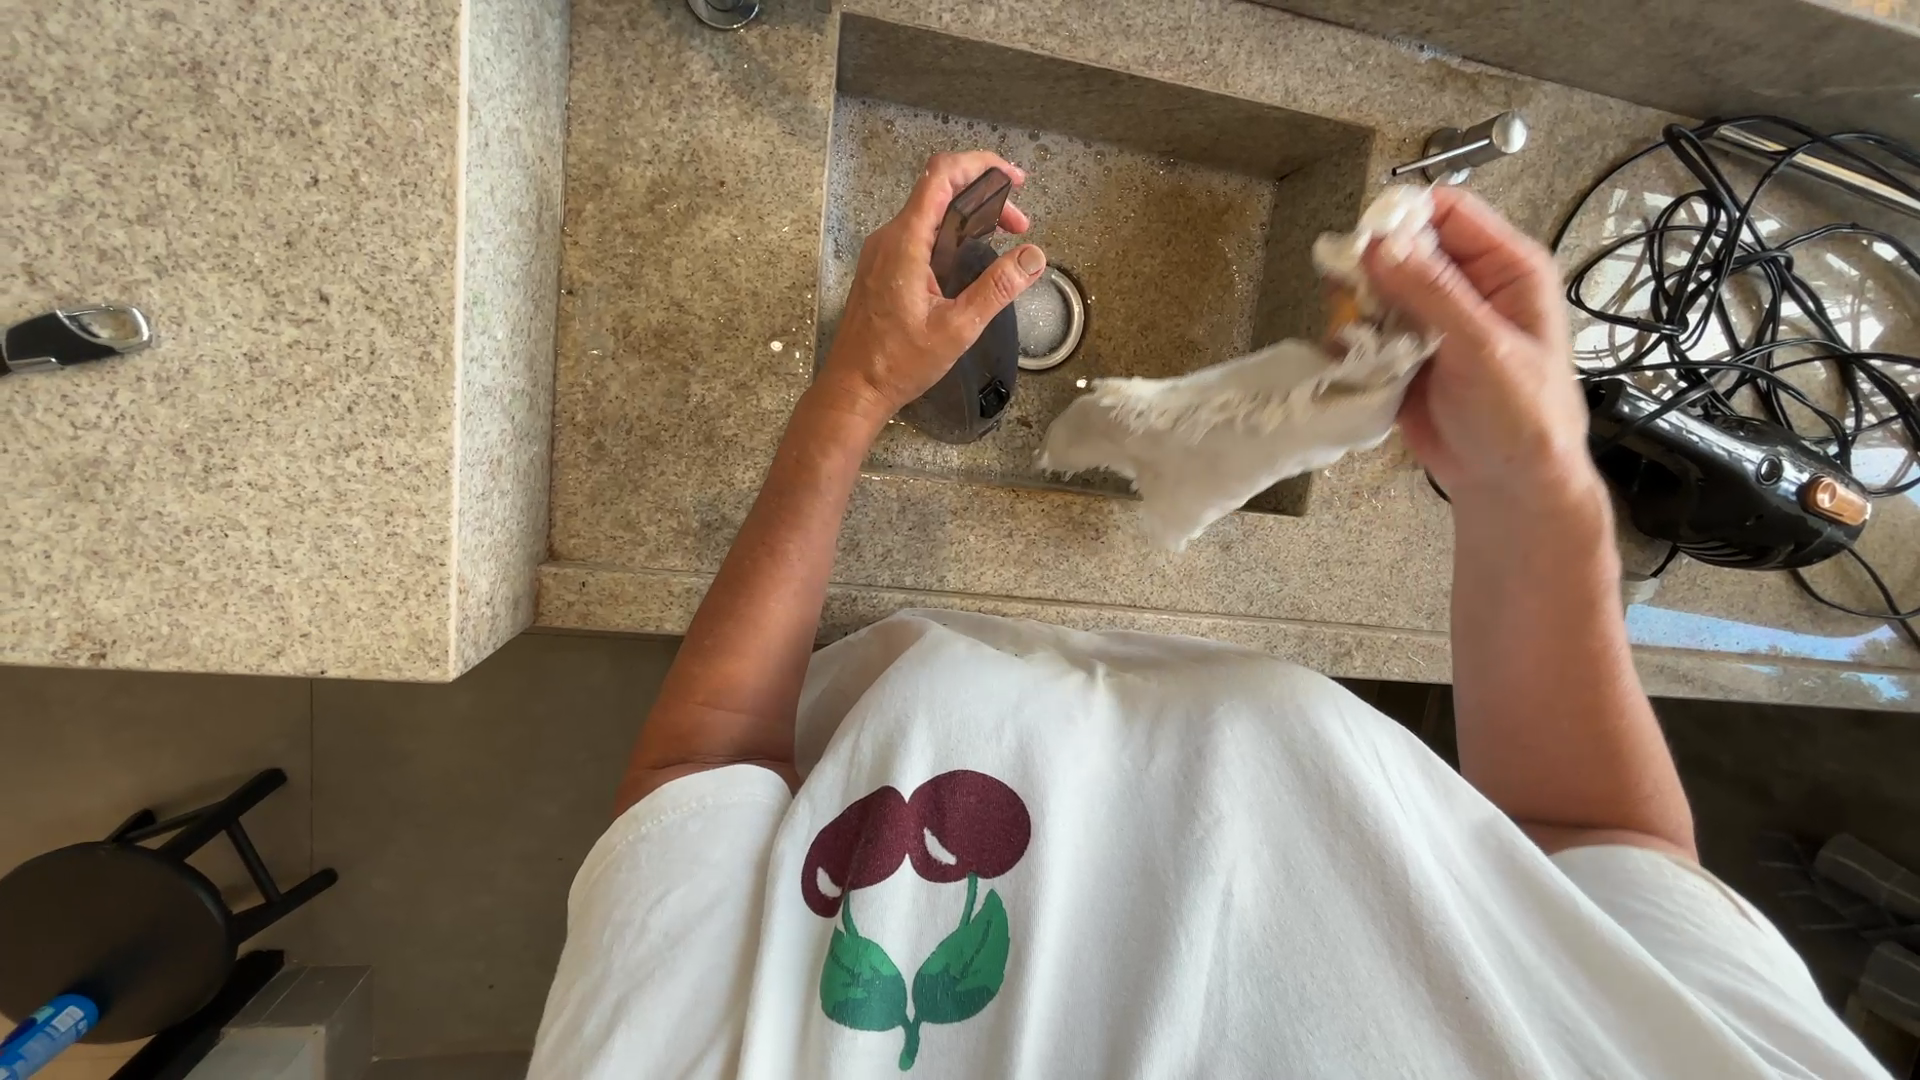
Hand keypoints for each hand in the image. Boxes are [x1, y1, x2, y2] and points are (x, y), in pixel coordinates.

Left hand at [817, 151, 1047, 422]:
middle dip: (985, 196)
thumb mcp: (957, 329)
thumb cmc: (897, 364)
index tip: (1014, 179)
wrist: (855, 388)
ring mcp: (883, 252)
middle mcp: (889, 238)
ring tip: (1004, 237)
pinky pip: (919, 233)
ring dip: (970, 217)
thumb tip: (1033, 257)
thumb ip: (997, 289)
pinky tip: (971, 255)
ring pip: (930, 212)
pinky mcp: (882, 268)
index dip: (981, 165)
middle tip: (1019, 224)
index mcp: (905, 243)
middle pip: (940, 190)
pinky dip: (950, 233)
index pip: (941, 175)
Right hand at [1363, 187, 1600, 510]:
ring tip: (1352, 334)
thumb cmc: (1518, 414)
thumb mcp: (1481, 345)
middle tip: (1347, 295)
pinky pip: (1368, 331)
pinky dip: (1352, 340)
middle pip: (1403, 250)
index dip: (1403, 218)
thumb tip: (1378, 245)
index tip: (1360, 241)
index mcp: (1504, 269)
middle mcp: (1466, 288)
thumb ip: (1430, 292)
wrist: (1503, 479)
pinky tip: (1350, 356)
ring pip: (1378, 291)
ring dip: (1357, 308)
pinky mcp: (1403, 354)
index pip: (1449, 213)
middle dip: (1369, 268)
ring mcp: (1431, 322)